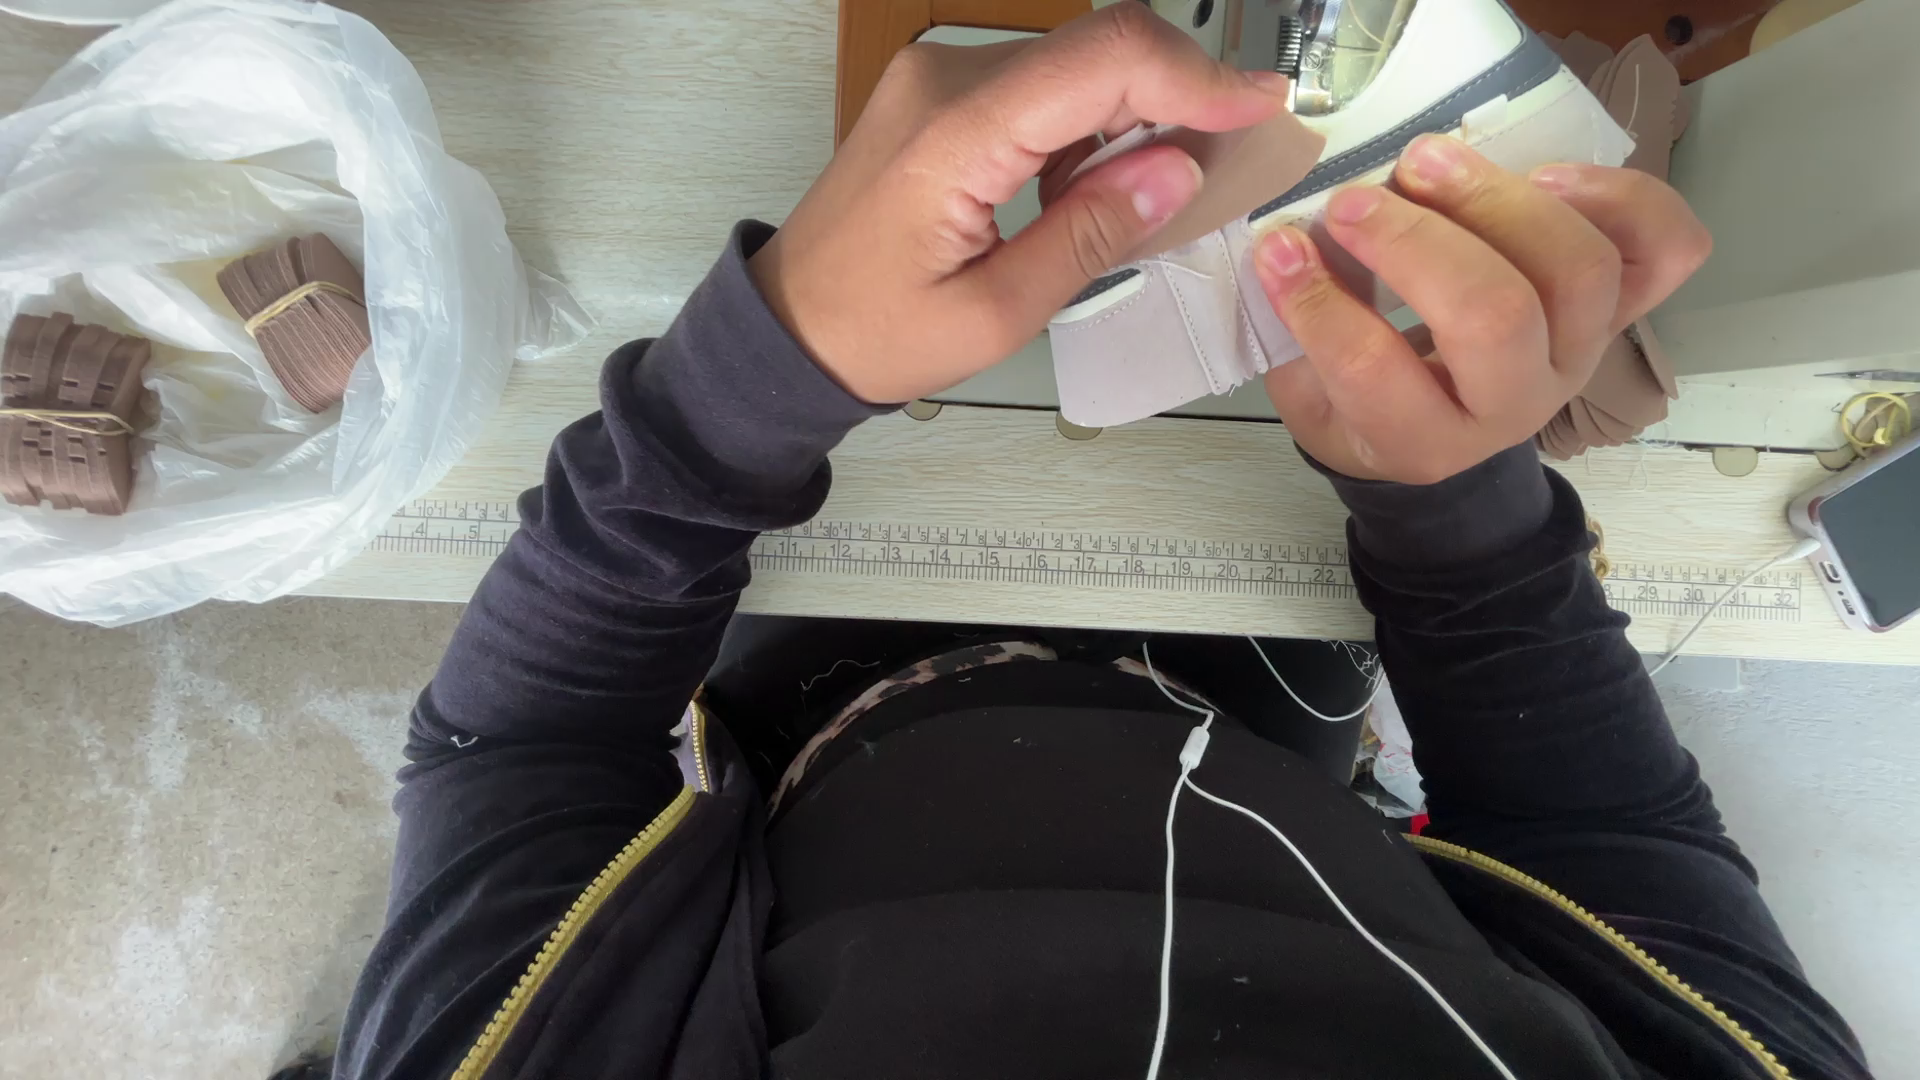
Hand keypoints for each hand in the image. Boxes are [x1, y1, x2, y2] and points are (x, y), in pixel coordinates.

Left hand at [750, 5, 1289, 403]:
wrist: (792, 330)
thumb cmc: (877, 336)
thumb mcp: (994, 312)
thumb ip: (1088, 235)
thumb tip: (1175, 169)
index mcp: (957, 132)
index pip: (1104, 59)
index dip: (1197, 75)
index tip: (1260, 106)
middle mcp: (944, 79)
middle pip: (1092, 48)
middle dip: (1171, 93)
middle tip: (1217, 157)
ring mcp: (933, 83)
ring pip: (1066, 67)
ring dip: (1124, 116)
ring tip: (1140, 194)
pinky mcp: (932, 101)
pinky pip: (1029, 91)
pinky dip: (1077, 129)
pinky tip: (1079, 190)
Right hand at [1254, 137, 1711, 482]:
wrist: (1431, 438)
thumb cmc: (1356, 418)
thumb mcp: (1307, 400)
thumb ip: (1299, 337)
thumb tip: (1291, 243)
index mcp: (1419, 443)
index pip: (1370, 369)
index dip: (1317, 302)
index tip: (1277, 247)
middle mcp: (1510, 410)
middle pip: (1491, 314)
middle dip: (1415, 243)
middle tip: (1354, 199)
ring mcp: (1576, 359)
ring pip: (1573, 270)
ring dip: (1498, 201)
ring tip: (1426, 162)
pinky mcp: (1617, 317)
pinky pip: (1664, 252)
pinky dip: (1622, 199)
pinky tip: (1546, 176)